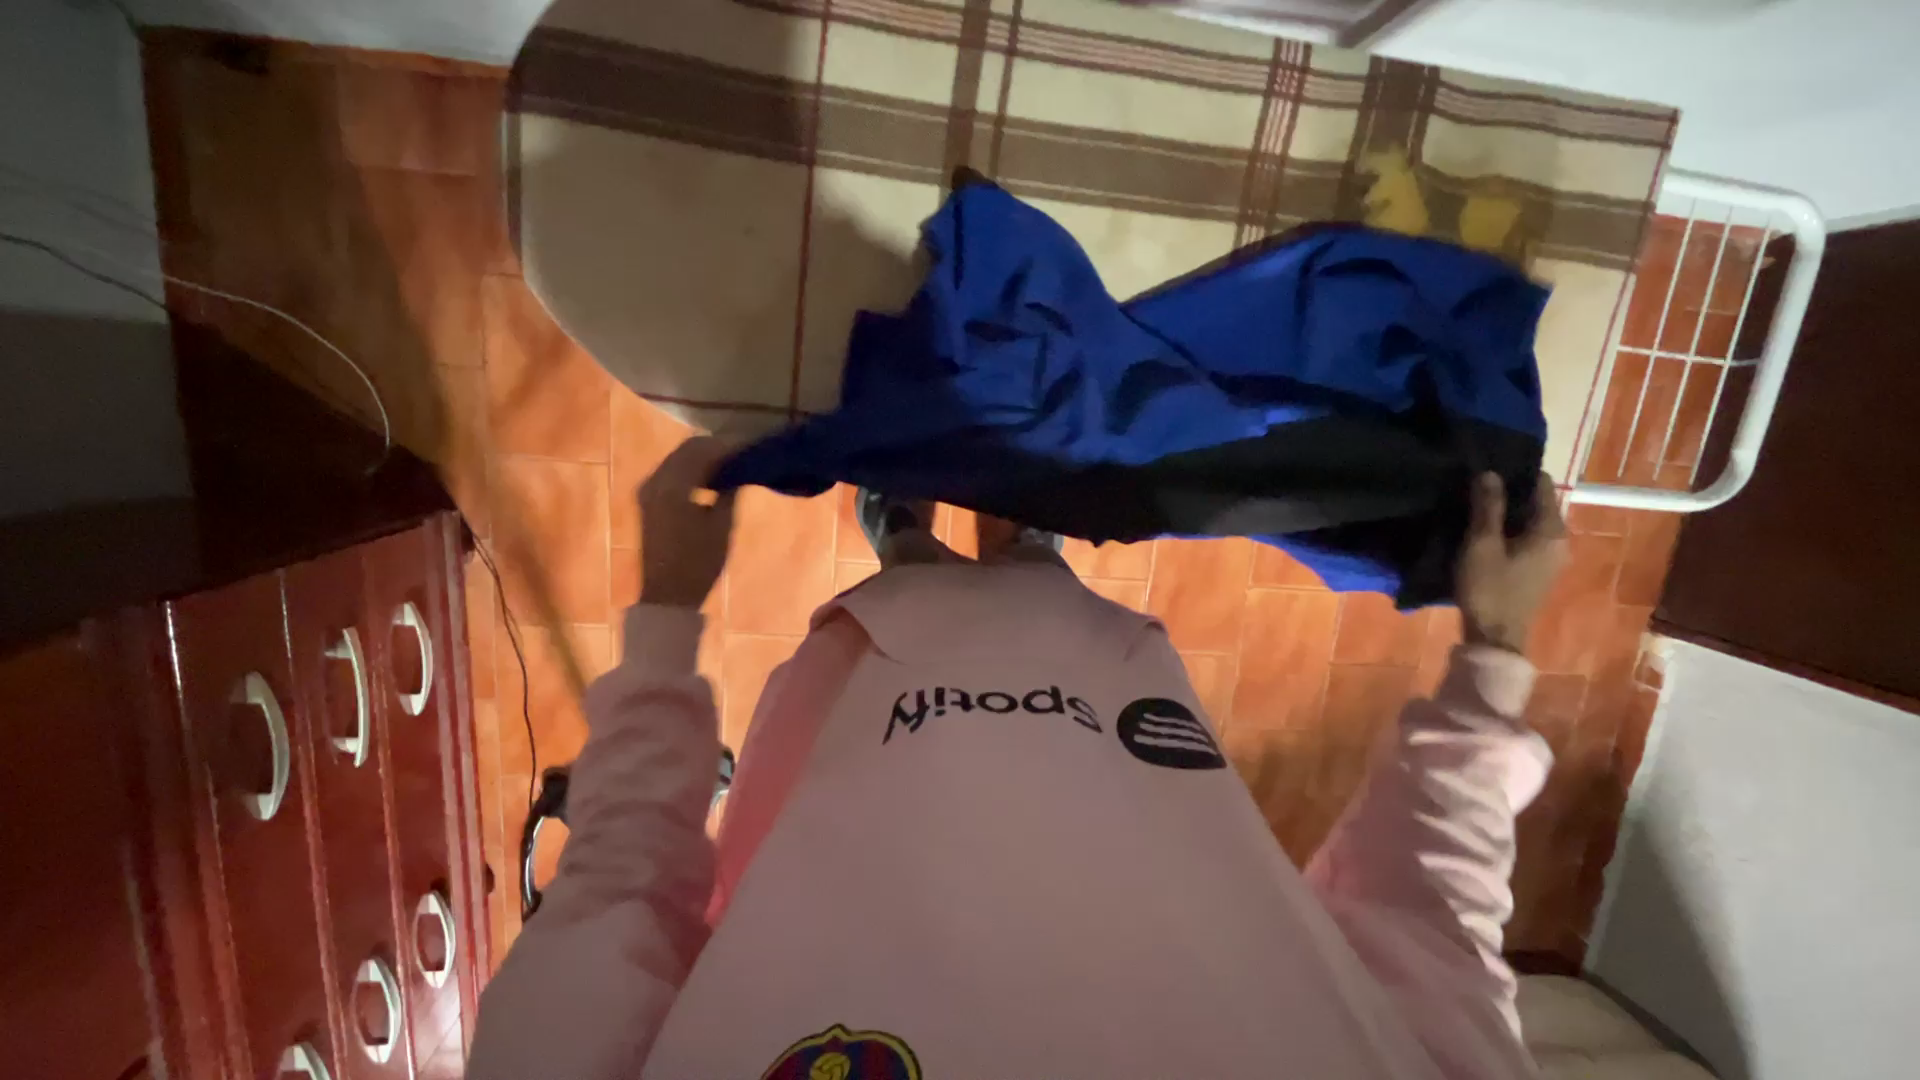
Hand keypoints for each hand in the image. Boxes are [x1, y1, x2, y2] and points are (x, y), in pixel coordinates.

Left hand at [637, 437, 736, 609]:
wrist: (668, 596)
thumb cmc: (700, 563)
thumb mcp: (723, 525)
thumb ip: (730, 489)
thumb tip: (741, 468)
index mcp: (673, 486)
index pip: (703, 449)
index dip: (730, 445)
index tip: (754, 446)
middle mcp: (655, 480)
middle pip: (688, 448)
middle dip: (717, 446)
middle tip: (745, 452)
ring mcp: (647, 489)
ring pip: (679, 457)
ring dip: (704, 456)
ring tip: (733, 462)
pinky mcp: (647, 499)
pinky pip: (672, 471)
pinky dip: (692, 468)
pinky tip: (713, 478)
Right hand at [1456, 471, 1566, 653]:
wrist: (1496, 637)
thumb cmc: (1488, 588)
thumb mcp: (1481, 544)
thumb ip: (1488, 507)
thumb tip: (1490, 472)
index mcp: (1551, 530)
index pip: (1541, 485)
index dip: (1514, 474)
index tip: (1486, 470)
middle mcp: (1561, 539)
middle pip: (1538, 503)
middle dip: (1510, 493)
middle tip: (1475, 488)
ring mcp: (1554, 557)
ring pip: (1532, 522)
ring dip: (1509, 513)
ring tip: (1476, 508)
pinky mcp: (1541, 571)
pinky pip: (1529, 538)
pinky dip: (1511, 531)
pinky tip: (1486, 534)